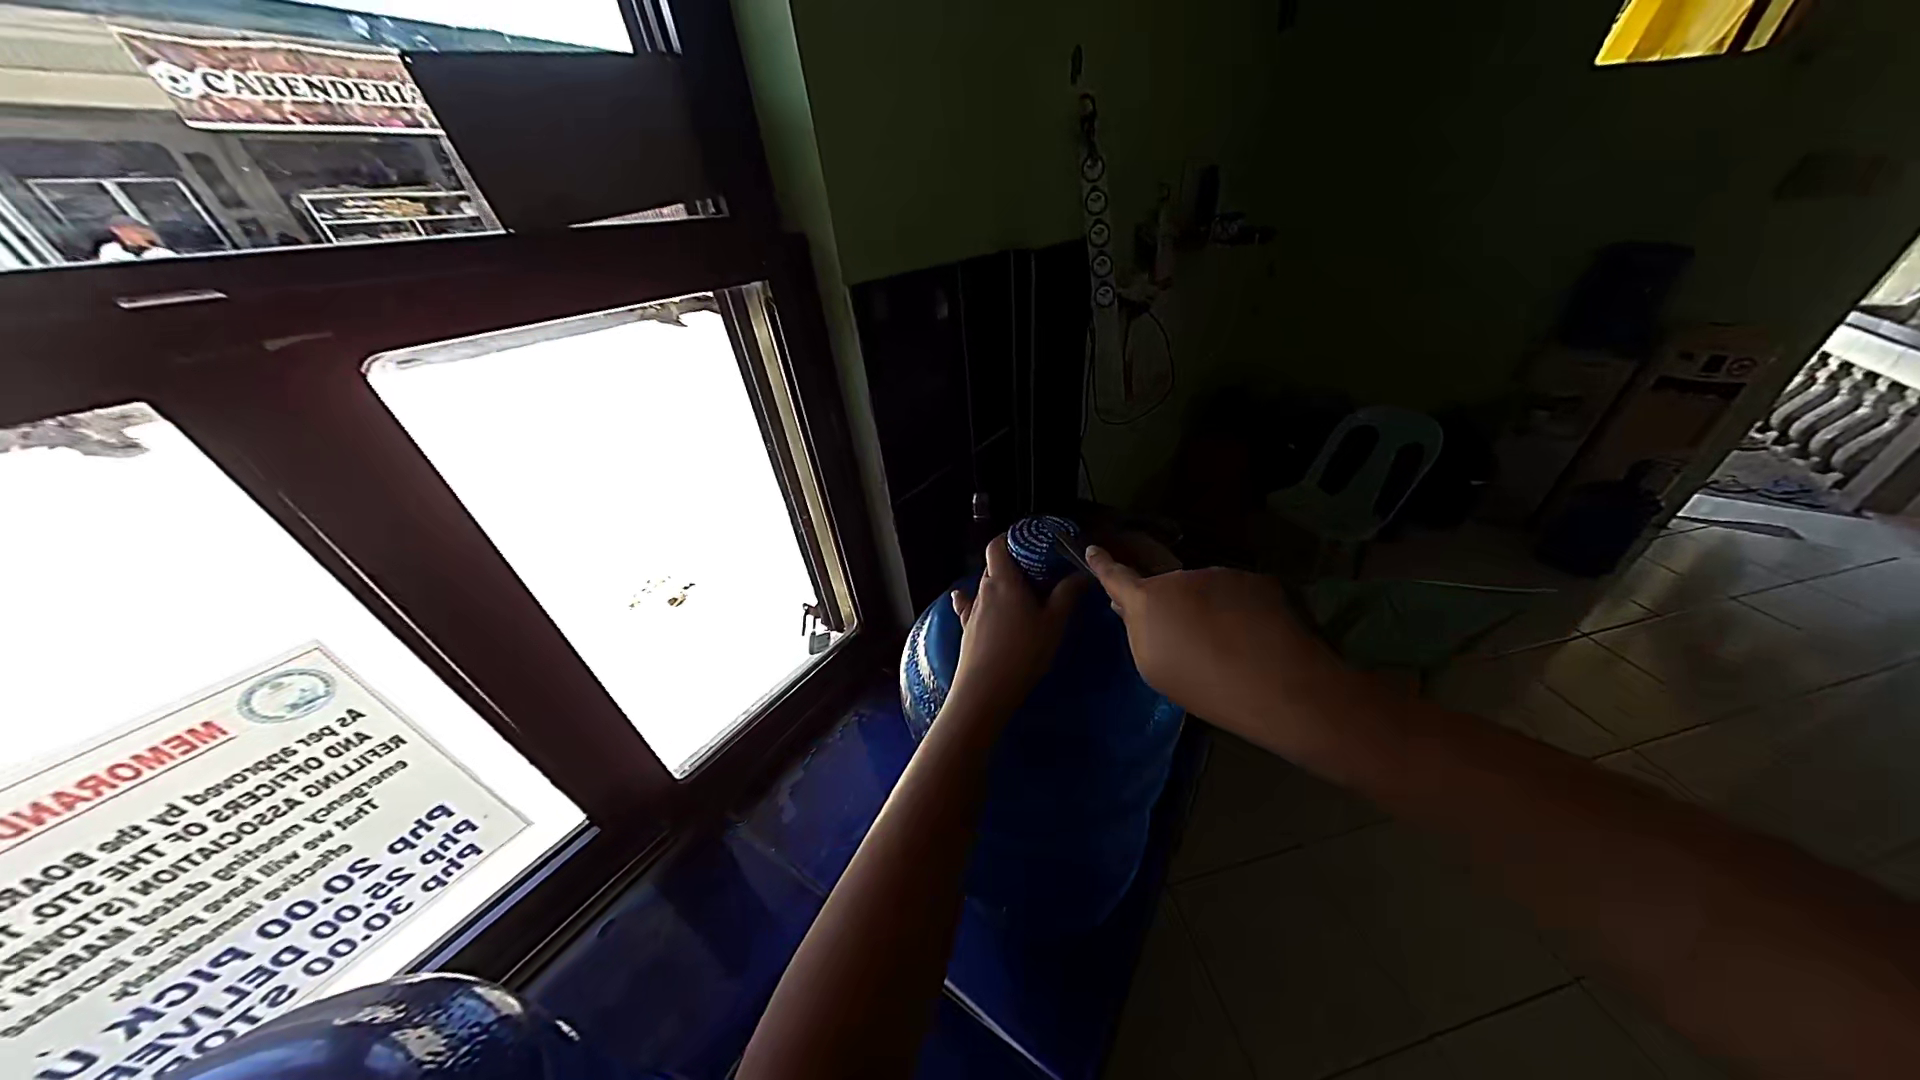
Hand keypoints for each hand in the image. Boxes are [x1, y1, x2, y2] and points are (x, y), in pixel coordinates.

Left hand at [948, 534, 1088, 714]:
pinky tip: (971, 602)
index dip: (1011, 538)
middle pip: (994, 565)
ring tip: (1020, 593)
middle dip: (1013, 563)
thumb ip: (1067, 594)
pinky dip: (974, 600)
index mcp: (1003, 580)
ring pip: (984, 586)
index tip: (1031, 543)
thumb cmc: (1023, 651)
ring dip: (999, 584)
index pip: (998, 545)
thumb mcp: (1054, 623)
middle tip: (1037, 571)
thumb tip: (1082, 573)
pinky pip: (968, 605)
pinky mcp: (966, 629)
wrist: (986, 690)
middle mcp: (983, 589)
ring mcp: (971, 610)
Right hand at [1084, 546, 1338, 725]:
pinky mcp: (1255, 579)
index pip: (1116, 575)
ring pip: (1203, 589)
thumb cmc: (1204, 685)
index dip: (1102, 563)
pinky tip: (1253, 637)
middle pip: (1166, 587)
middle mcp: (1180, 577)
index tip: (1093, 549)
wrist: (1280, 686)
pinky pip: (1235, 592)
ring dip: (1206, 608)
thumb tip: (1129, 607)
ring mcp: (1220, 574)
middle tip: (1187, 640)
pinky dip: (1237, 609)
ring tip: (1227, 644)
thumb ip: (1136, 631)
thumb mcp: (1154, 668)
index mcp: (1148, 600)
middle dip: (1170, 606)